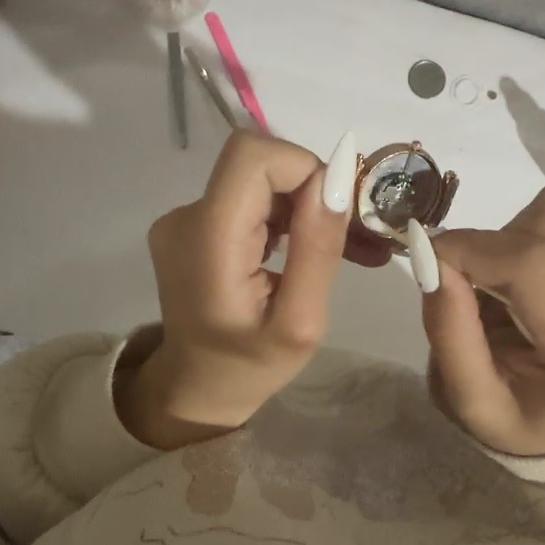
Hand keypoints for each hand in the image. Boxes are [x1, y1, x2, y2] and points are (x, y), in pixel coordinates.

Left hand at [117, 131, 390, 449]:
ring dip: (309, 208)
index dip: (304, 168)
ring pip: (260, 183)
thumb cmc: (251, 367)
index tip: (340, 213)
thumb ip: (317, 250)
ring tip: (354, 250)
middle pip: (260, 166)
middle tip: (361, 236)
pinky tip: (317, 252)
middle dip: (317, 191)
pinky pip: (250, 202)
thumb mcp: (300, 324)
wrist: (197, 387)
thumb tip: (338, 179)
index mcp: (208, 241)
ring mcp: (184, 220)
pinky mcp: (193, 227)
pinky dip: (289, 220)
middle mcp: (186, 217)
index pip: (254, 156)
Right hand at [423, 184, 544, 456]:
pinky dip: (529, 243)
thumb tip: (434, 259)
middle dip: (493, 243)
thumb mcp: (470, 402)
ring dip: (513, 240)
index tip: (428, 258)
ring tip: (498, 291)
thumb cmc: (518, 426)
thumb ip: (451, 335)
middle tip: (467, 285)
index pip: (531, 264)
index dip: (470, 248)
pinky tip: (520, 288)